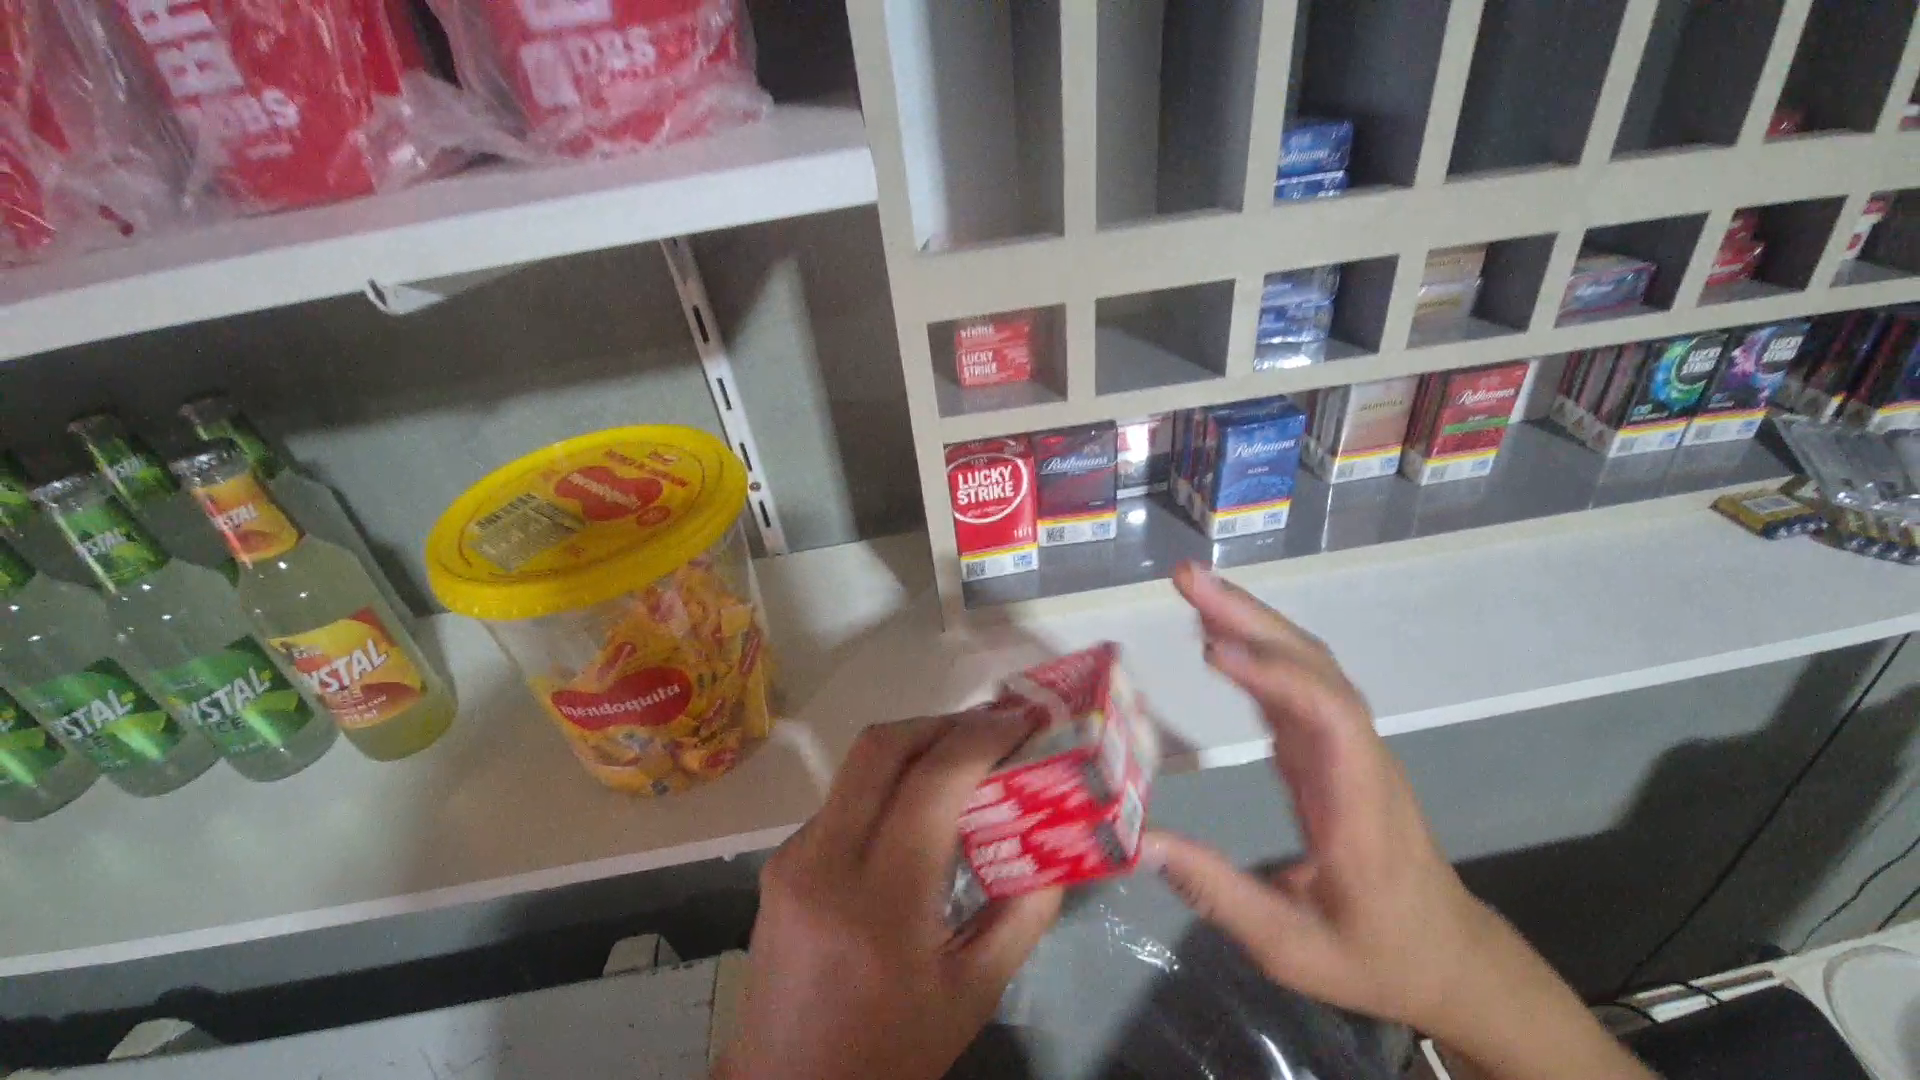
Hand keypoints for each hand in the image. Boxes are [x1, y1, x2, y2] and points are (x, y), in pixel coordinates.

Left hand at [716, 710, 1063, 1079]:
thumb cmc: (892, 1050)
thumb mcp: (975, 992)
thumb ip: (1024, 911)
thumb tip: (1057, 843)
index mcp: (881, 901)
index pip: (931, 782)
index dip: (980, 737)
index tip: (1023, 720)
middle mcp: (824, 862)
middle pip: (880, 748)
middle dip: (943, 723)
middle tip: (994, 727)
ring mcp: (792, 858)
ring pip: (856, 769)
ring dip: (914, 748)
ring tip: (966, 760)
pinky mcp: (778, 864)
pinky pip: (841, 802)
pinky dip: (887, 786)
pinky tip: (918, 811)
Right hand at [1144, 562, 1497, 1033]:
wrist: (1445, 955)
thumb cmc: (1374, 952)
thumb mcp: (1290, 947)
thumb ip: (1217, 893)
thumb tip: (1140, 841)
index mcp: (1357, 802)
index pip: (1328, 716)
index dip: (1274, 676)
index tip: (1211, 652)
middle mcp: (1356, 757)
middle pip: (1313, 667)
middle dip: (1250, 617)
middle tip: (1186, 579)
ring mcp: (1346, 748)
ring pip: (1306, 666)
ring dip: (1251, 621)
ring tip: (1192, 589)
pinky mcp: (1331, 750)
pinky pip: (1296, 686)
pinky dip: (1255, 652)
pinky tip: (1217, 636)